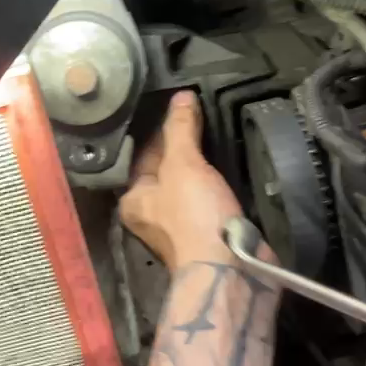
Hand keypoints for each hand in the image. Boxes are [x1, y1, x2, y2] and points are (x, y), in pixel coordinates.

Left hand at [119, 91, 241, 268]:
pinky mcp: (211, 229)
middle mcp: (154, 212)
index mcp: (134, 198)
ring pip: (192, 181)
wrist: (231, 268)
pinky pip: (213, 196)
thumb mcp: (183, 164)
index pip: (143, 153)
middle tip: (200, 113)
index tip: (178, 105)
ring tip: (217, 131)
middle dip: (185, 144)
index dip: (160, 128)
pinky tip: (231, 163)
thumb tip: (181, 97)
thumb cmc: (193, 221)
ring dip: (205, 163)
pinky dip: (221, 181)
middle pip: (169, 167)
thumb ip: (180, 128)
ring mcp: (183, 222)